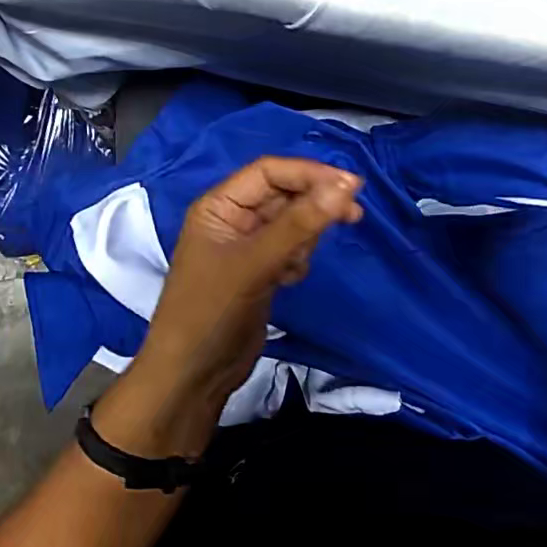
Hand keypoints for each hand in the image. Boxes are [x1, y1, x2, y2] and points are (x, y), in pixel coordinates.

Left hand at [138, 157, 363, 400]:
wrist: (193, 374)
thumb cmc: (212, 311)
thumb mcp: (255, 263)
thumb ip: (300, 224)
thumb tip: (345, 185)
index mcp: (218, 205)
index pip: (268, 172)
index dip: (309, 173)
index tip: (351, 185)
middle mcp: (231, 220)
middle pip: (283, 195)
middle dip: (314, 204)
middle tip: (353, 216)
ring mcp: (245, 247)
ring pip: (290, 223)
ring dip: (305, 236)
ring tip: (297, 264)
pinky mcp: (258, 273)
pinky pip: (289, 250)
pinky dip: (297, 259)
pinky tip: (290, 279)